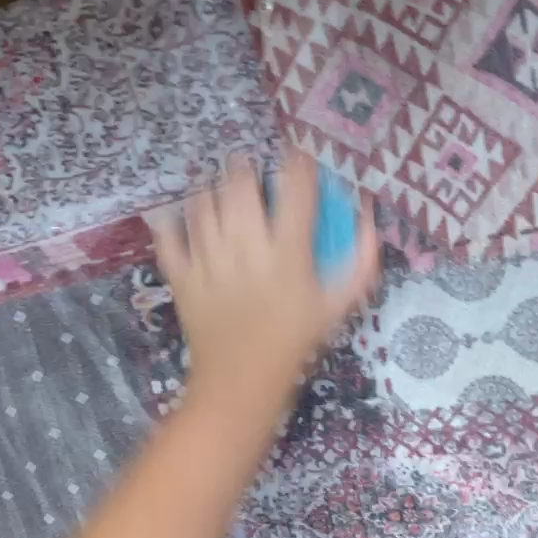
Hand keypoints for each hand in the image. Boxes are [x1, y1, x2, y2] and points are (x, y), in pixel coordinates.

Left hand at [151, 151, 379, 409]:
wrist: (241, 381)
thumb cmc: (292, 341)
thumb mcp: (336, 306)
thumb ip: (359, 263)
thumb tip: (368, 220)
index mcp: (287, 254)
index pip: (295, 192)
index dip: (297, 165)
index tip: (297, 157)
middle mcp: (246, 249)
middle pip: (239, 187)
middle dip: (244, 170)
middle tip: (250, 172)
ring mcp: (209, 261)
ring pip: (203, 204)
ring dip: (211, 190)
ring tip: (220, 192)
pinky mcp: (181, 276)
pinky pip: (169, 238)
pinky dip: (171, 222)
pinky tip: (179, 217)